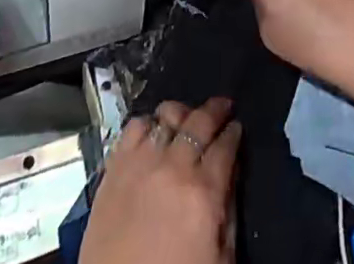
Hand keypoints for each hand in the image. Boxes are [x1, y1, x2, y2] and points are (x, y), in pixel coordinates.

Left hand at [80, 98, 240, 263]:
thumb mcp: (219, 258)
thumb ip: (227, 216)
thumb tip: (230, 178)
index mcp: (203, 193)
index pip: (224, 149)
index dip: (234, 134)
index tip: (238, 126)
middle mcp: (172, 166)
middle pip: (196, 123)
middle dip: (214, 110)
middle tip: (223, 104)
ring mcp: (140, 159)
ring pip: (164, 117)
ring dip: (181, 112)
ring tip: (189, 114)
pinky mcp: (115, 162)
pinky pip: (133, 127)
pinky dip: (148, 122)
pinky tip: (153, 128)